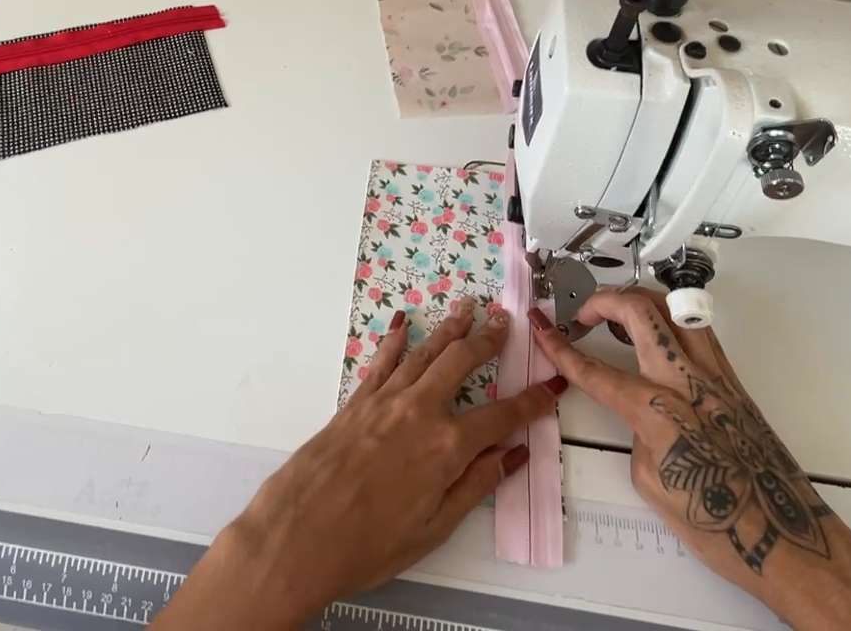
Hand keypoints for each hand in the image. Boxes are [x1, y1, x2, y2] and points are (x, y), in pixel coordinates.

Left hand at [152, 299, 566, 629]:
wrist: (300, 532)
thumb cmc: (369, 542)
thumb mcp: (435, 527)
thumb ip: (476, 485)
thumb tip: (512, 457)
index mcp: (448, 447)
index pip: (503, 416)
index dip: (532, 402)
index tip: (551, 387)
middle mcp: (421, 411)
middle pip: (463, 363)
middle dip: (488, 339)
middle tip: (505, 319)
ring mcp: (387, 399)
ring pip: (426, 352)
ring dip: (450, 328)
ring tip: (468, 308)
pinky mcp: (358, 399)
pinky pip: (383, 360)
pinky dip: (395, 338)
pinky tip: (403, 322)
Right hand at [527, 289, 850, 630]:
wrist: (789, 539)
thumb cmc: (720, 525)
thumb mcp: (652, 484)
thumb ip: (637, 436)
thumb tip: (640, 418)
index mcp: (657, 410)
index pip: (595, 369)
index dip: (561, 348)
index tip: (543, 329)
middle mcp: (686, 381)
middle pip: (639, 311)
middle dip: (603, 300)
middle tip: (583, 312)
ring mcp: (715, 376)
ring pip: (674, 308)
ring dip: (639, 299)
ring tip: (618, 312)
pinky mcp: (733, 382)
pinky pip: (696, 331)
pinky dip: (668, 319)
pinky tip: (655, 337)